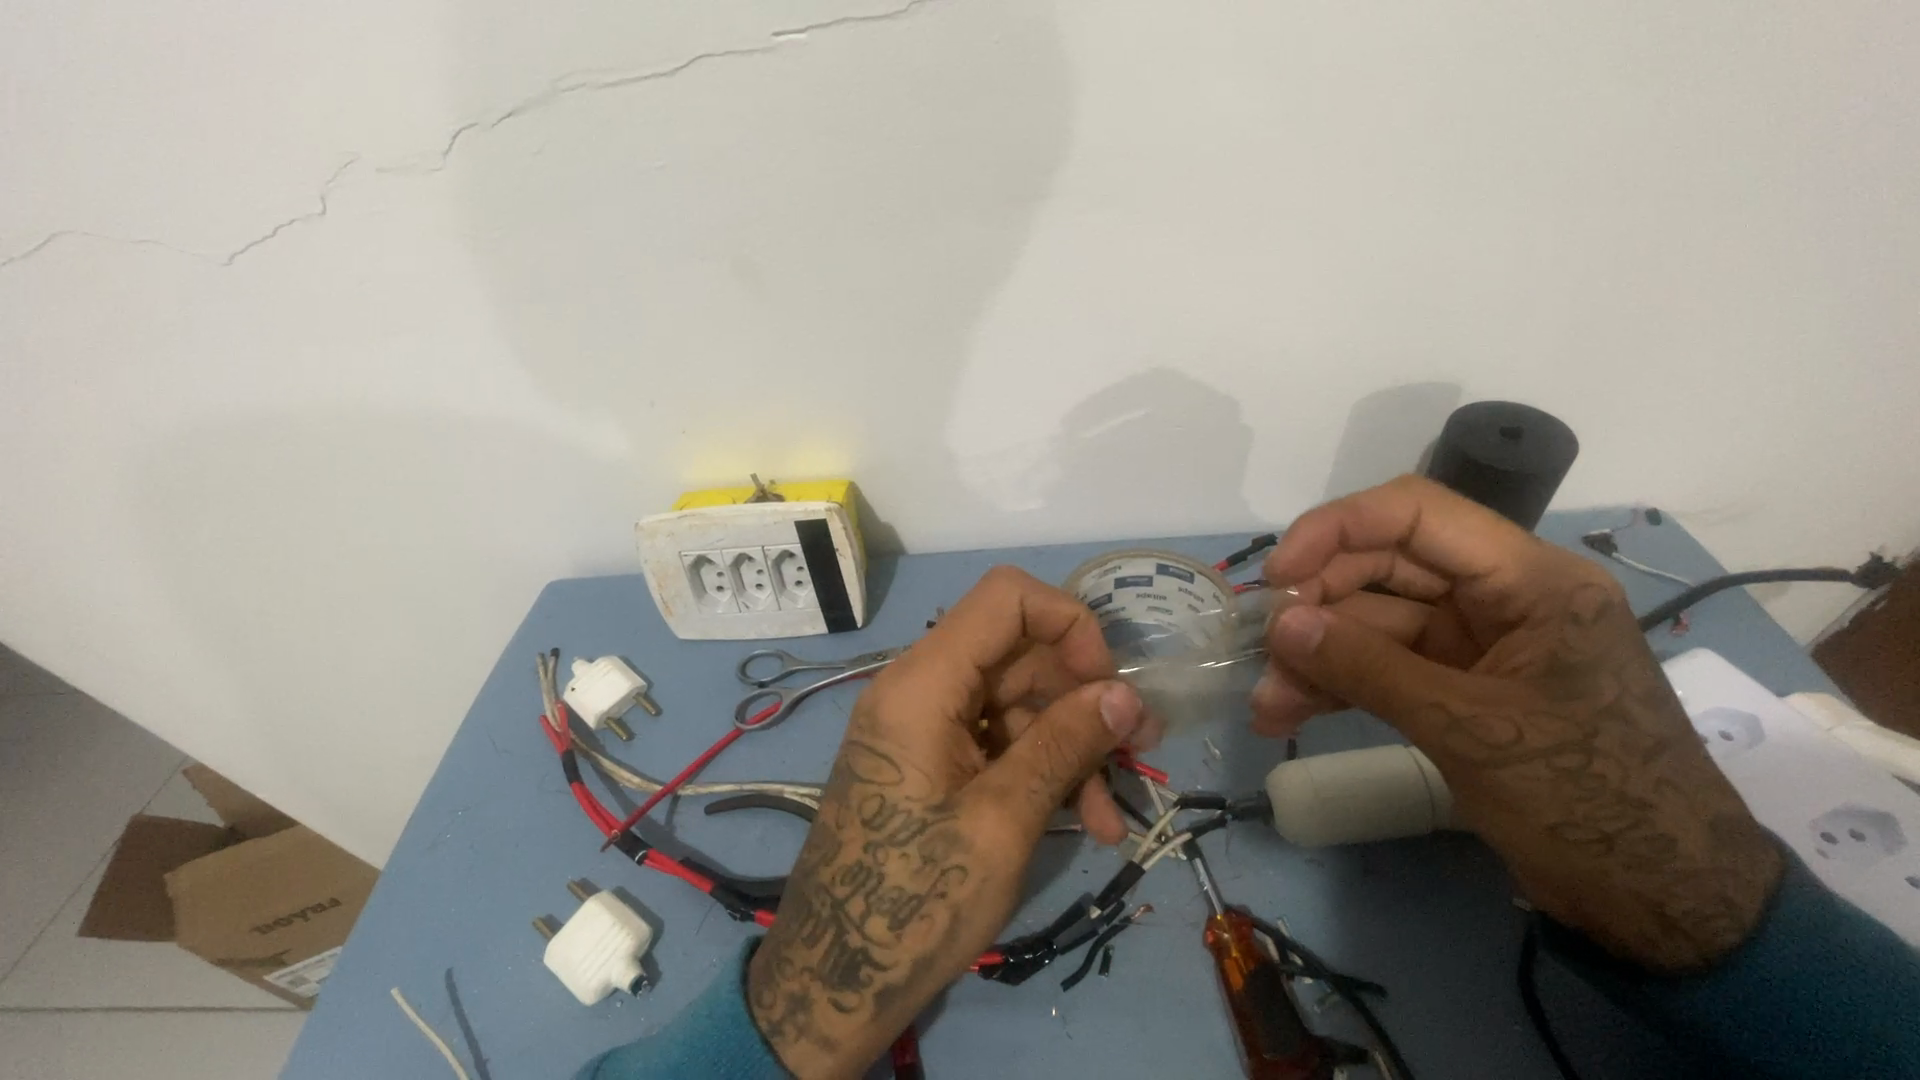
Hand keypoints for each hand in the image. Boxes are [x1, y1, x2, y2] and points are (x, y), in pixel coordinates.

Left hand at [747, 566, 1148, 1077]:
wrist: (835, 979)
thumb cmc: (916, 901)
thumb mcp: (1002, 821)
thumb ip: (1065, 746)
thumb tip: (1127, 694)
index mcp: (923, 683)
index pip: (1006, 597)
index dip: (1069, 624)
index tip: (1109, 685)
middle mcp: (920, 687)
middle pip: (1018, 652)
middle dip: (1084, 697)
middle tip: (1142, 750)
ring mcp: (925, 724)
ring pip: (1017, 700)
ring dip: (1072, 746)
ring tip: (1113, 813)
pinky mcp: (932, 758)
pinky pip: (998, 739)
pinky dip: (1042, 768)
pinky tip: (1085, 822)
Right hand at [1252, 476, 1781, 971]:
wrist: (1659, 901)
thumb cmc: (1586, 800)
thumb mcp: (1468, 729)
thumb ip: (1368, 668)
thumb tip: (1280, 624)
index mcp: (1530, 581)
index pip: (1416, 514)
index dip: (1336, 530)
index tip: (1278, 576)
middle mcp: (1500, 597)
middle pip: (1383, 567)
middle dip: (1317, 606)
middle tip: (1261, 647)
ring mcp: (1476, 644)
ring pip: (1372, 623)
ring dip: (1315, 657)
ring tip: (1267, 704)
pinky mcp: (1458, 688)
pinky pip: (1381, 667)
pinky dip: (1336, 685)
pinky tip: (1288, 713)